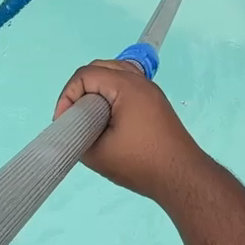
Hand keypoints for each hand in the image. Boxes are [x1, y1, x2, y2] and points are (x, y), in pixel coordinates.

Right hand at [54, 60, 212, 202]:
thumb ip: (78, 137)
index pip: (85, 75)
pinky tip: (106, 116)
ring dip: (97, 88)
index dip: (68, 96)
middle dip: (80, 88)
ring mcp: (151, 91)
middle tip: (72, 115)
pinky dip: (112, 93)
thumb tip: (75, 130)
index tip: (63, 121)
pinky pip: (127, 85)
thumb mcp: (97, 154)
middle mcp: (140, 81)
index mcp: (125, 87)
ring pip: (116, 73)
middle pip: (101, 67)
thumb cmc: (139, 164)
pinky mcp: (156, 103)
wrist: (181, 177)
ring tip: (87, 114)